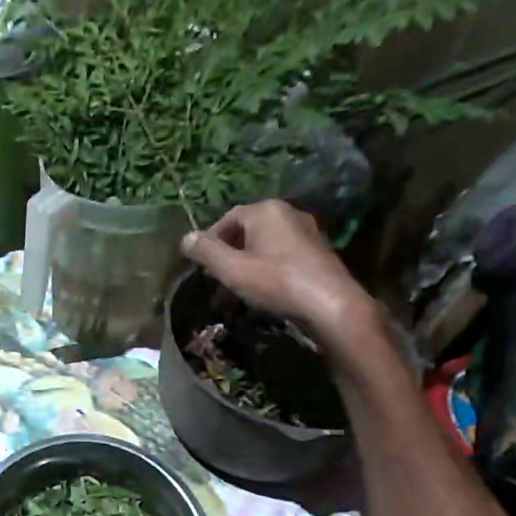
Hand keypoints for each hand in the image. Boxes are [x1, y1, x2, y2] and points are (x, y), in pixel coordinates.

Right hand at [182, 199, 382, 359]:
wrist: (330, 305)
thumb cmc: (276, 282)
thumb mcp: (231, 269)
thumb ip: (205, 252)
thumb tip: (185, 238)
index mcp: (265, 210)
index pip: (226, 219)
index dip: (209, 242)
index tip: (201, 266)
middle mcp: (287, 213)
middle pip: (246, 231)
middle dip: (228, 255)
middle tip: (216, 280)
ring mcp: (306, 231)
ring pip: (264, 245)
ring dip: (246, 265)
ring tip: (236, 291)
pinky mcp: (317, 251)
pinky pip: (282, 255)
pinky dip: (266, 269)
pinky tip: (263, 291)